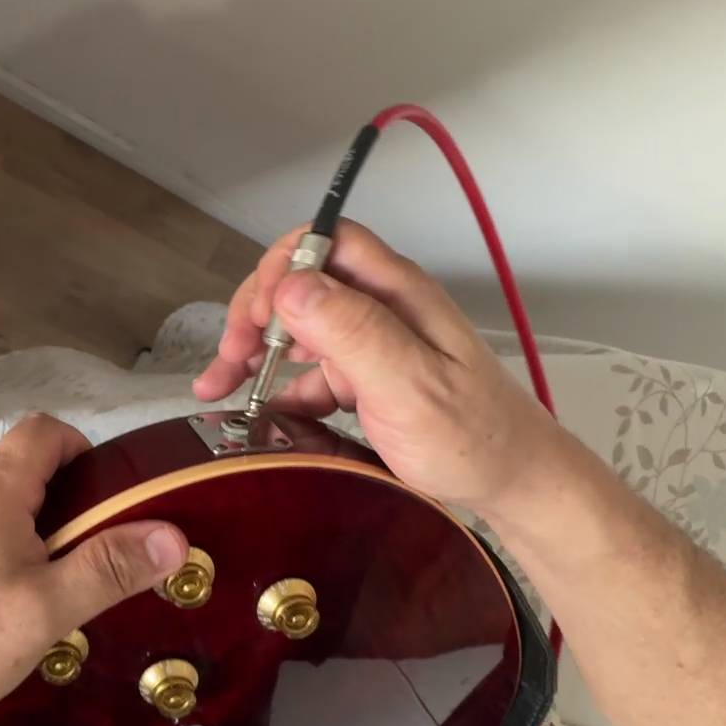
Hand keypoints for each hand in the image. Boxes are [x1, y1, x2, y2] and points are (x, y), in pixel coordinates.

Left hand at [0, 414, 187, 725]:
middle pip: (14, 470)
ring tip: (20, 588)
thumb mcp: (46, 611)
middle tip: (67, 562)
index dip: (78, 448)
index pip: (42, 431)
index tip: (95, 494)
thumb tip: (172, 535)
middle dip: (51, 504)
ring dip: (10, 527)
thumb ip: (109, 568)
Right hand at [193, 219, 570, 514]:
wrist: (509, 483)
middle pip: (299, 284)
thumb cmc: (470, 438)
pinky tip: (258, 412)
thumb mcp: (408, 385)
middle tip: (228, 356)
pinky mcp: (361, 379)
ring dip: (252, 352)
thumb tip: (291, 286)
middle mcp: (378, 309)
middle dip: (253, 313)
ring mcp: (368, 345)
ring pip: (294, 329)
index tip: (256, 318)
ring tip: (217, 386)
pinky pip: (306, 374)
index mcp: (394, 293)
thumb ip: (353, 332)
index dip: (281, 267)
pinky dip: (275, 389)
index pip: (327, 242)